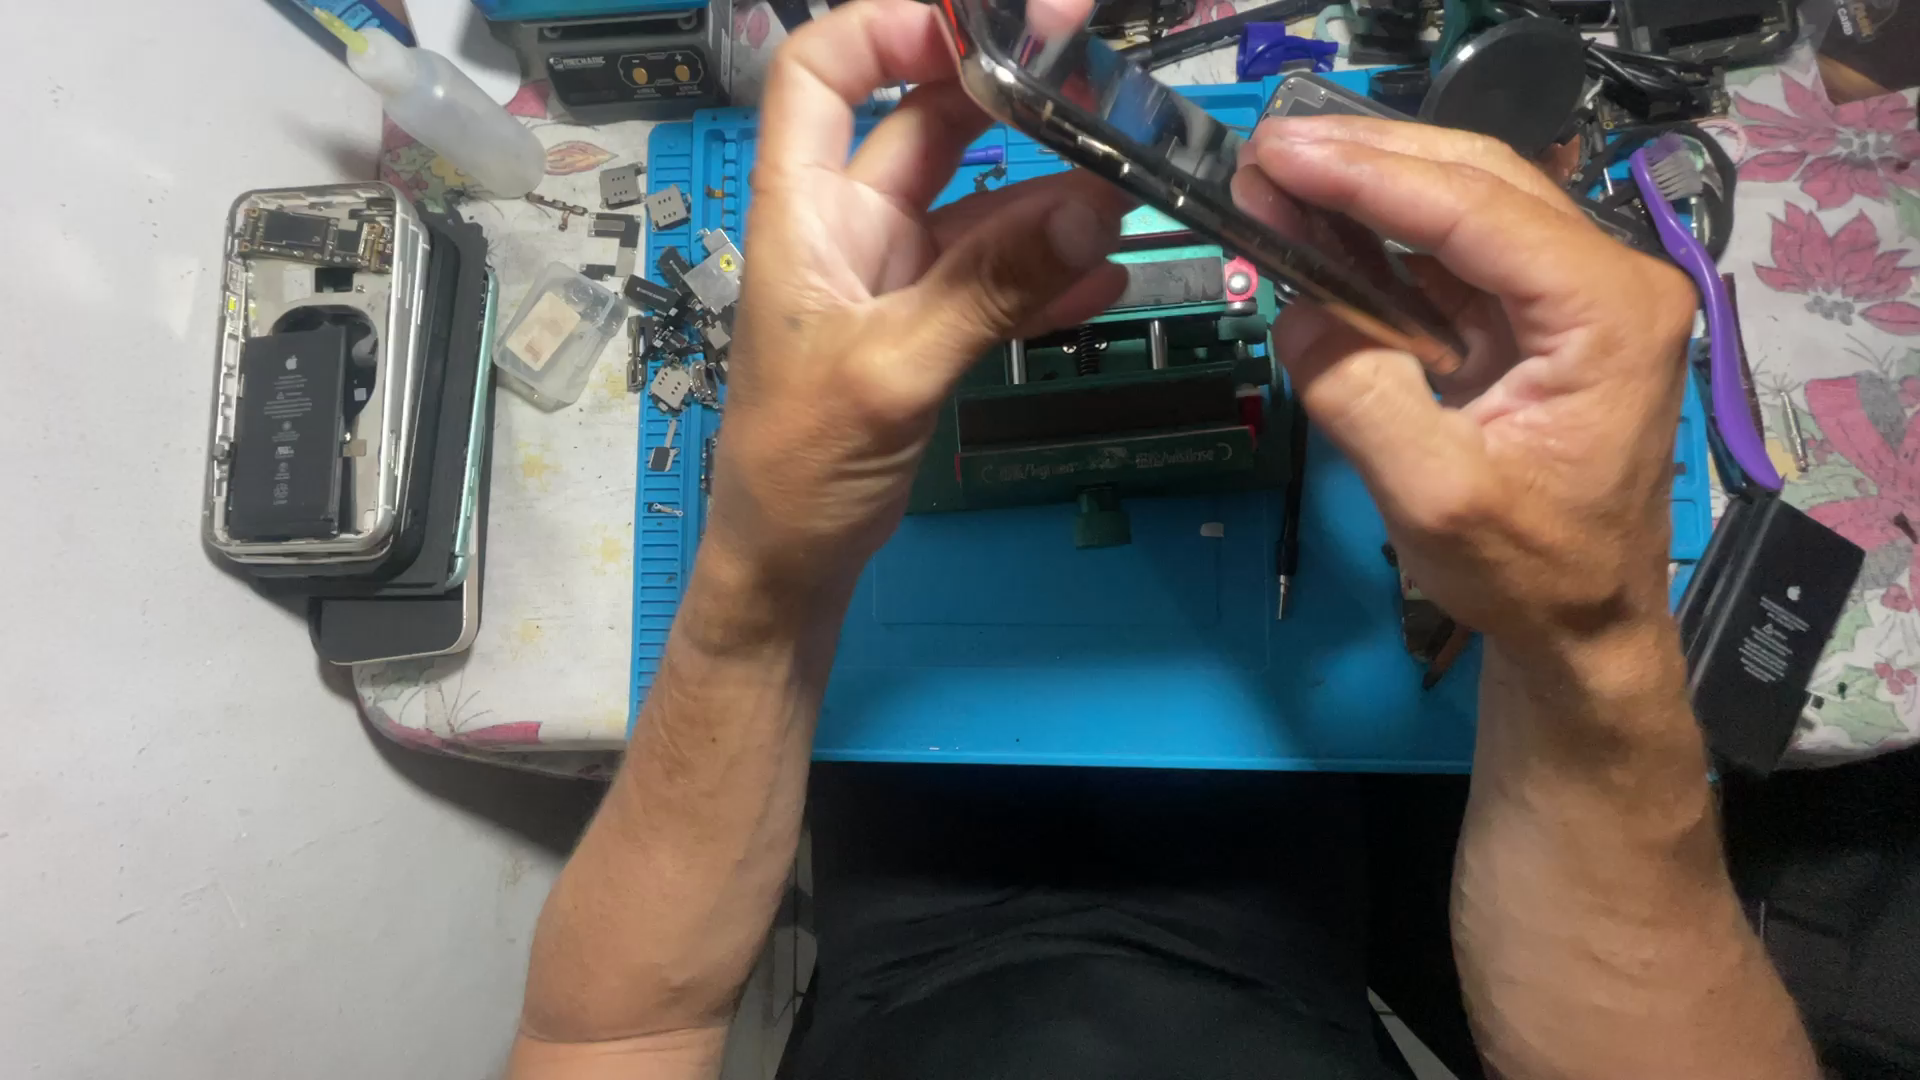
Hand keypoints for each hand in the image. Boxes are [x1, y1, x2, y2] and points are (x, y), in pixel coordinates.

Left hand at [705, 0, 1131, 605]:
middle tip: (1095, 85)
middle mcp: (849, 232)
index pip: (821, 76)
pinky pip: (992, 288)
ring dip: (1043, 208)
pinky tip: (1103, 280)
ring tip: (1122, 198)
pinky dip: (1041, 282)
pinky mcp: (927, 333)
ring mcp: (894, 284)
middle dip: (1003, 101)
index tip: (976, 27)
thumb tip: (1090, 209)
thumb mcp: (891, 369)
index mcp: (804, 214)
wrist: (799, 552)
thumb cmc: (804, 461)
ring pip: (975, 215)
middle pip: (922, 131)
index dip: (886, 29)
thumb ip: (986, 292)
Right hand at [1235, 118, 1696, 665]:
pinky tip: (1322, 232)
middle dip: (1364, 160)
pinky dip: (1374, 242)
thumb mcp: (1432, 495)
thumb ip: (1361, 399)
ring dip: (1365, 190)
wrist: (1574, 612)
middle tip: (1268, 152)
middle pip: (1473, 182)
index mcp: (1602, 312)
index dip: (1366, 178)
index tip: (1277, 156)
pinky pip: (1440, 261)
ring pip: (1456, 209)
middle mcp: (1596, 281)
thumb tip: (1298, 315)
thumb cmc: (1521, 564)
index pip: (1472, 213)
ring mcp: (1559, 298)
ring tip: (1282, 179)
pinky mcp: (1519, 322)